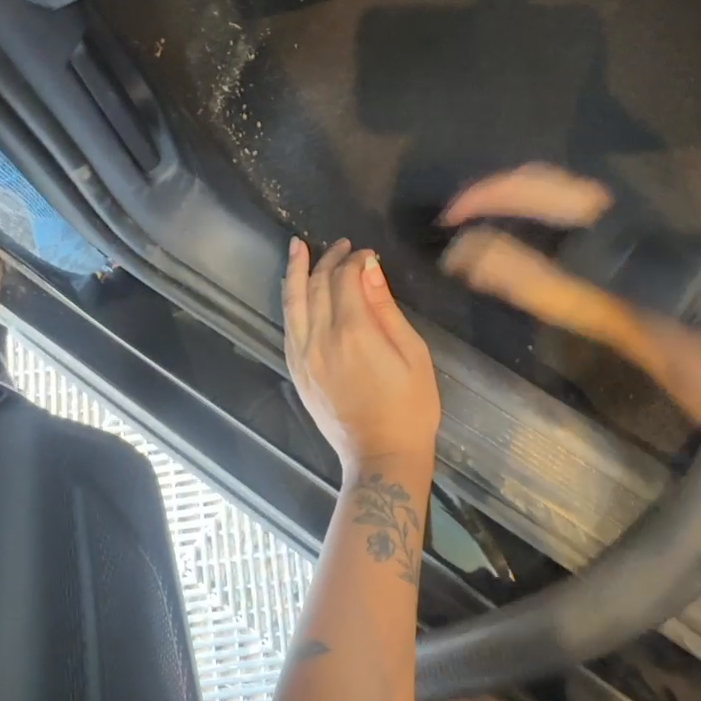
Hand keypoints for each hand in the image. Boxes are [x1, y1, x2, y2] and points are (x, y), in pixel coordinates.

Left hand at [283, 237, 440, 469]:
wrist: (381, 455)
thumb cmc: (410, 406)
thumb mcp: (412, 353)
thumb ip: (386, 308)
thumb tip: (369, 268)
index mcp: (354, 332)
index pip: (345, 279)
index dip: (355, 260)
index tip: (368, 253)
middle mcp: (321, 339)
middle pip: (317, 285)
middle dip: (328, 259)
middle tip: (341, 245)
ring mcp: (304, 356)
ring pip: (293, 302)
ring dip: (296, 271)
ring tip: (298, 247)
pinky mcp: (297, 371)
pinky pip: (288, 327)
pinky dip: (289, 301)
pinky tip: (292, 288)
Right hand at [439, 164, 700, 422]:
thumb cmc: (677, 341)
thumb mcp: (602, 311)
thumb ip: (535, 279)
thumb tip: (467, 252)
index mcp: (609, 221)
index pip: (535, 187)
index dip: (487, 195)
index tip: (447, 220)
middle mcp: (614, 218)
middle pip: (544, 186)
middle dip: (495, 197)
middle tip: (454, 225)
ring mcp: (621, 239)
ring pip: (556, 207)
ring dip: (512, 212)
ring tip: (475, 236)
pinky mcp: (623, 263)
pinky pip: (567, 233)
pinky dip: (531, 234)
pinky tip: (518, 258)